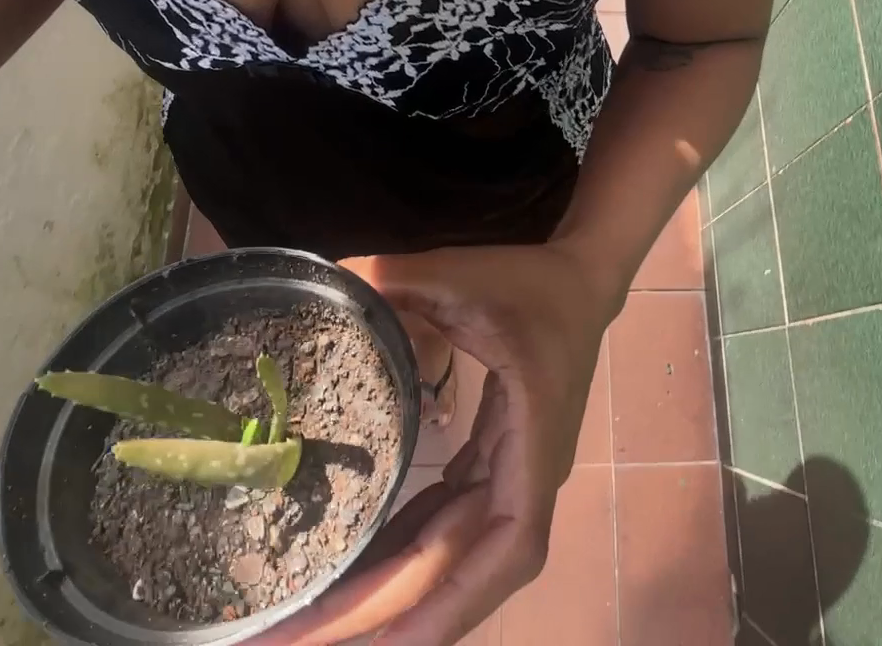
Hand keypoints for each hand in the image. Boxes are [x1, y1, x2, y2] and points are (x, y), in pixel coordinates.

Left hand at [261, 243, 626, 644]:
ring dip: (400, 588)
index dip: (446, 599)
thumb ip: (393, 276)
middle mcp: (530, 471)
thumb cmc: (531, 281)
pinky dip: (414, 544)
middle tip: (300, 635)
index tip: (377, 641)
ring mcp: (518, 469)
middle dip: (391, 610)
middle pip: (468, 564)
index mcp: (531, 434)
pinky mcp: (502, 458)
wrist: (581, 281)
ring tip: (321, 614)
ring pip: (462, 550)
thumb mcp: (462, 272)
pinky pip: (458, 518)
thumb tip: (323, 282)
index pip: (503, 545)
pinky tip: (369, 556)